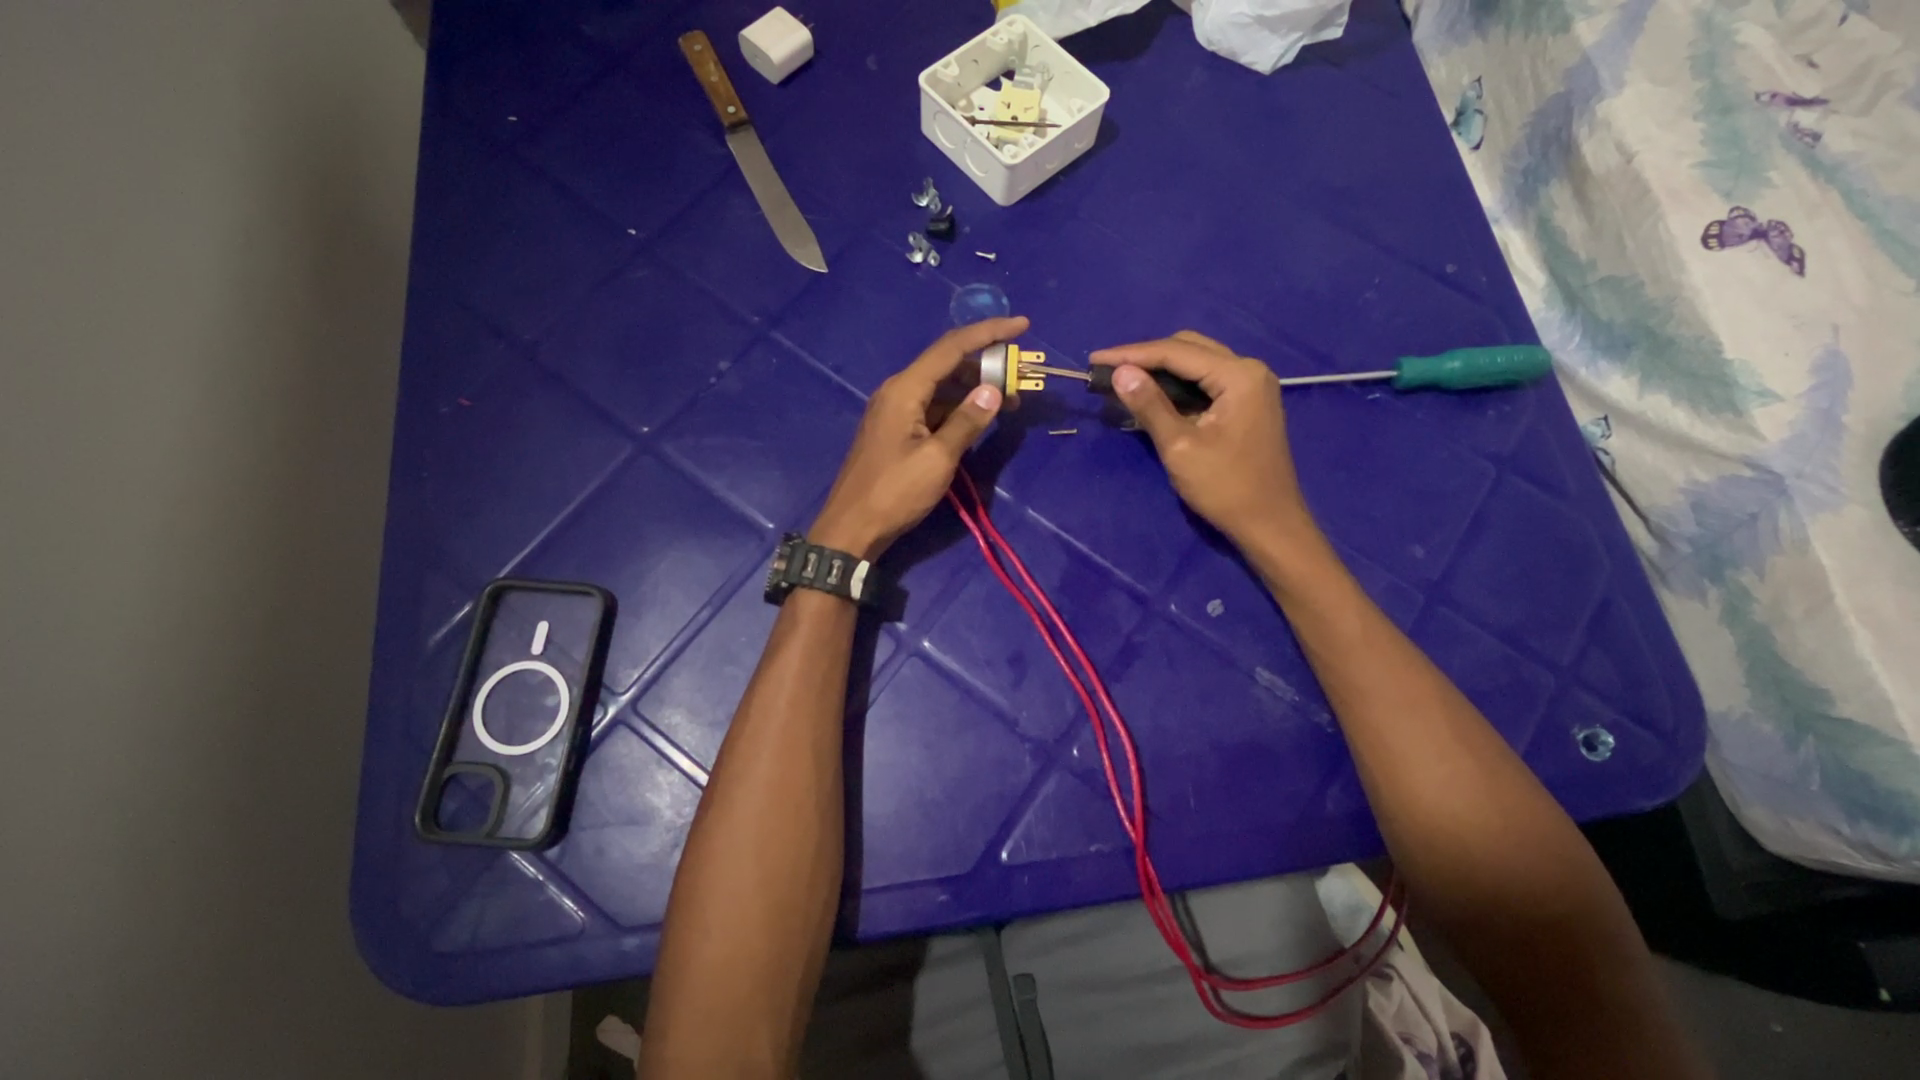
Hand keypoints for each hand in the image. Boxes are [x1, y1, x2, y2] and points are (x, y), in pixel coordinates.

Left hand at [810, 317, 1028, 558]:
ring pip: (940, 388)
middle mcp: (897, 391)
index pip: (952, 347)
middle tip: (1020, 377)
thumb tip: (993, 391)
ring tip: (1008, 402)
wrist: (852, 528)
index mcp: (905, 389)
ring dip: (973, 390)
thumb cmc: (894, 493)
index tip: (1023, 325)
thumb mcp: (938, 458)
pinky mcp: (895, 431)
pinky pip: (931, 408)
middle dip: (986, 365)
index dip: (989, 333)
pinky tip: (978, 420)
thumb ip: (967, 421)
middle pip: (946, 364)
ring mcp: (893, 411)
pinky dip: (957, 409)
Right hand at [1089, 331, 1314, 545]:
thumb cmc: (1226, 487)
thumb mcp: (1180, 447)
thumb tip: (1120, 372)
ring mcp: (1252, 385)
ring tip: (1125, 379)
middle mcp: (1249, 370)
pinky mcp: (1249, 402)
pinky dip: (1179, 383)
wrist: (1269, 523)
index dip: (1131, 354)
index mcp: (1238, 375)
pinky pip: (1207, 380)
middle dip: (1146, 356)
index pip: (1176, 352)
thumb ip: (1150, 405)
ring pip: (1198, 362)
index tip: (1095, 360)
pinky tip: (1154, 393)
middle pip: (1189, 348)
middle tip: (1108, 369)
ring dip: (1162, 368)